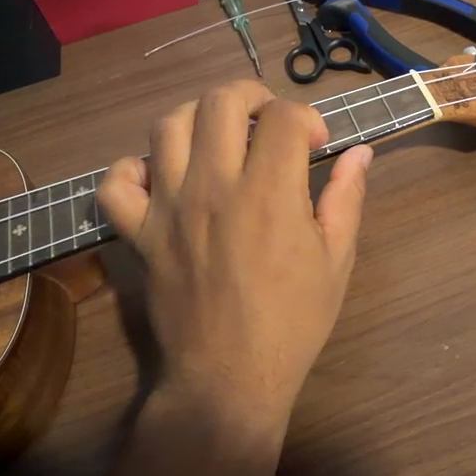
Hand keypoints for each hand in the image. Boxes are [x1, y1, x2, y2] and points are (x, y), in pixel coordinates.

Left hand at [97, 80, 373, 432]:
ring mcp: (169, 207)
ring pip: (167, 126)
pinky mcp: (139, 233)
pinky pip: (116, 183)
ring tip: (218, 137)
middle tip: (267, 121)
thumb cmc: (292, 321)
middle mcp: (214, 186)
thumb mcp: (337, 260)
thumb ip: (347, 197)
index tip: (315, 143)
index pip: (282, 115)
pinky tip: (162, 175)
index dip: (305, 117)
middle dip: (250, 95)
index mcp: (269, 192)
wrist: (228, 379)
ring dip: (196, 118)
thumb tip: (360, 152)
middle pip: (219, 101)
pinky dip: (133, 168)